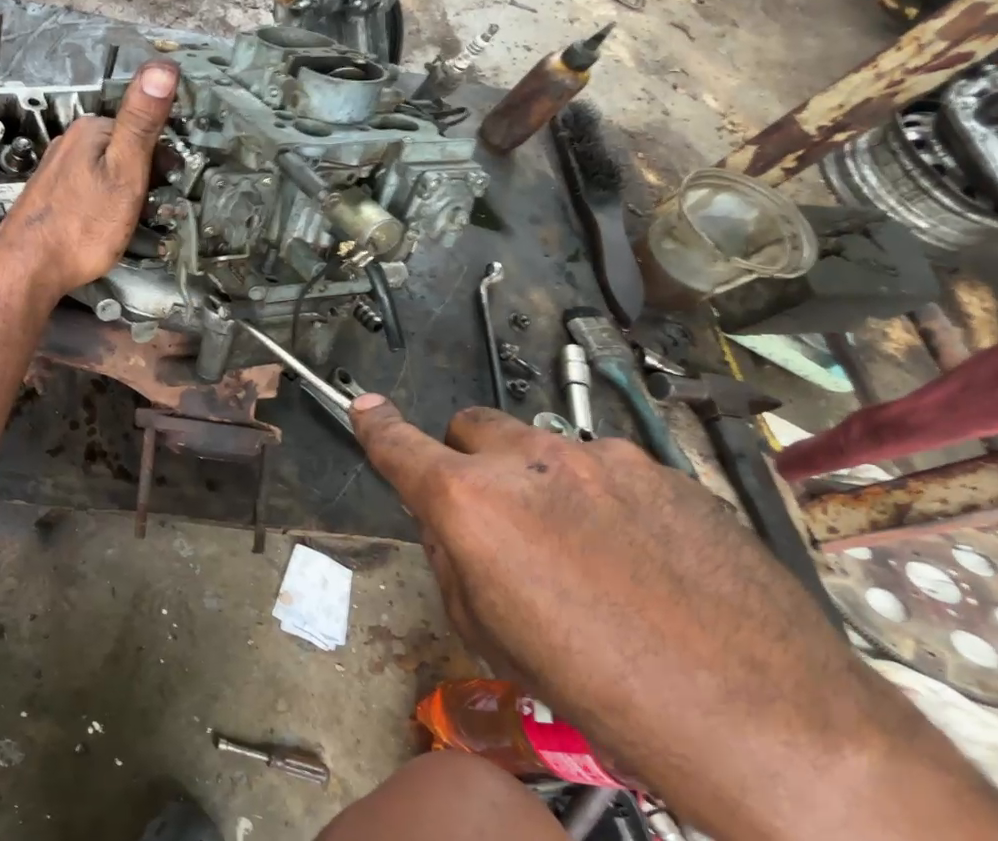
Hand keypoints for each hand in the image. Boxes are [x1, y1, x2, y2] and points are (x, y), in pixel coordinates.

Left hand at [0, 61, 178, 299]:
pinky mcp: (53, 197)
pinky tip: (101, 230)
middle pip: (124, 152)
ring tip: (122, 225)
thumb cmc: (77, 229)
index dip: (162, 163)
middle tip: (145, 211)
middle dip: (142, 180)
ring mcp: (58, 172)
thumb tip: (161, 69)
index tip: (165, 188)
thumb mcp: (125, 172)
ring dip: (124, 198)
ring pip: (107, 175)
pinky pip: (90, 194)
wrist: (29, 269)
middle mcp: (69, 145)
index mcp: (90, 131)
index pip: (144, 131)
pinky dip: (103, 210)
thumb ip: (141, 121)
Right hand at [348, 396, 997, 840]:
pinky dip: (600, 498)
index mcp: (472, 500)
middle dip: (468, 459)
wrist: (754, 711)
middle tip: (493, 514)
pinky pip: (609, 472)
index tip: (365, 408)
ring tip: (583, 550)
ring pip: (545, 448)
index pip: (400, 446)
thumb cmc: (593, 683)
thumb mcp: (486, 632)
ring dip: (539, 480)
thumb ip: (453, 561)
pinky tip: (638, 558)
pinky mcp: (669, 474)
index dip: (375, 425)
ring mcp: (607, 459)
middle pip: (472, 425)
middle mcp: (532, 460)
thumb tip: (450, 528)